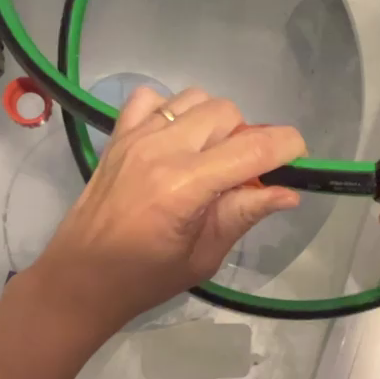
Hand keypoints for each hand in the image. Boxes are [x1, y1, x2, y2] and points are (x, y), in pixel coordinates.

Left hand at [22, 86, 302, 333]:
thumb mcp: (203, 257)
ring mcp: (136, 137)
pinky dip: (173, 112)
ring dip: (214, 123)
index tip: (299, 160)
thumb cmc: (144, 279)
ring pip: (195, 99)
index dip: (286, 147)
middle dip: (248, 138)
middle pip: (227, 113)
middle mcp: (161, 149)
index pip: (252, 148)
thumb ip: (243, 215)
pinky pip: (153, 99)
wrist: (80, 279)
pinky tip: (176, 142)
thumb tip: (288, 193)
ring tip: (210, 159)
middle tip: (243, 176)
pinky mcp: (118, 136)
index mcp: (185, 186)